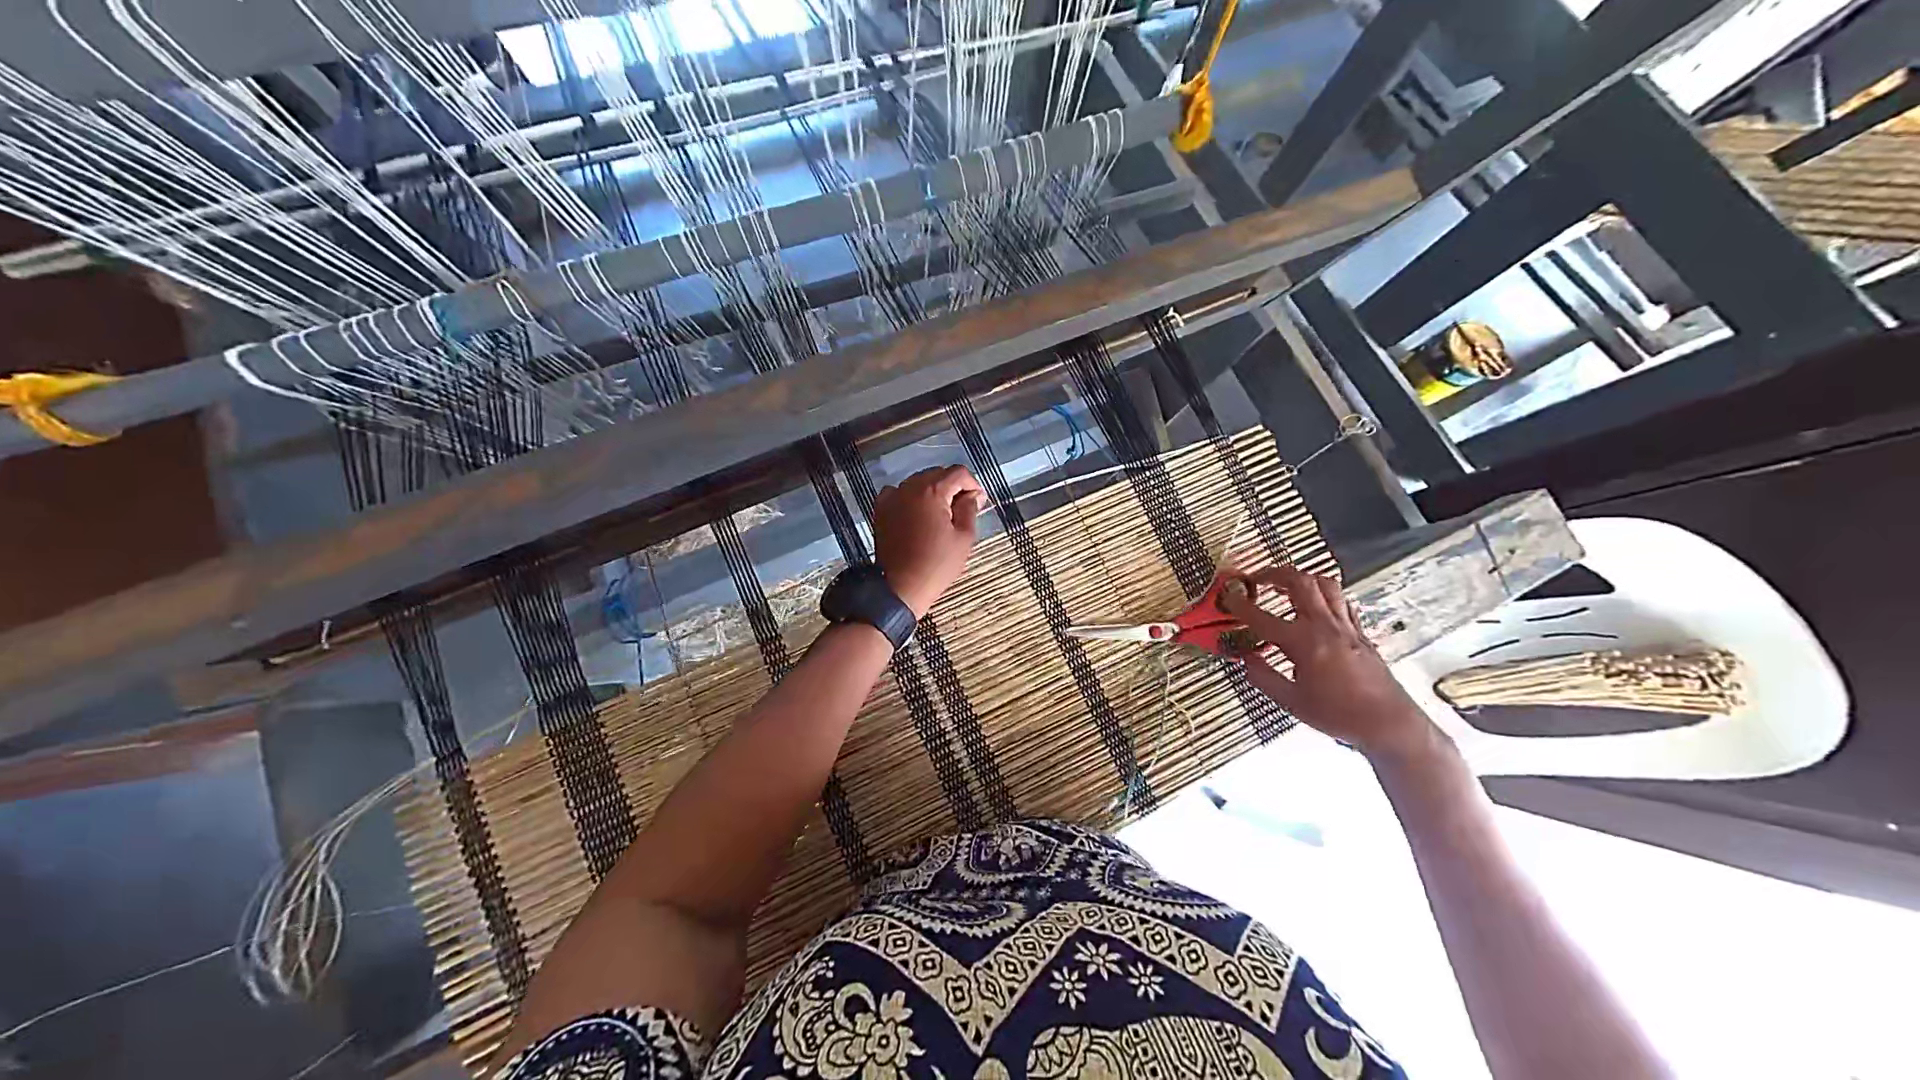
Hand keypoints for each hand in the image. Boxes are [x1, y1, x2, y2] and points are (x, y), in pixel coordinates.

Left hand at [874, 465, 983, 616]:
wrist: (901, 587)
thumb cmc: (935, 565)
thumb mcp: (963, 538)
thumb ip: (970, 509)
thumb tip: (973, 495)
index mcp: (932, 491)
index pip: (959, 473)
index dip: (973, 485)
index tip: (978, 501)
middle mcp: (909, 488)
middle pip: (938, 474)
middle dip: (953, 488)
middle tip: (963, 509)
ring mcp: (892, 498)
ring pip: (918, 483)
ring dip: (933, 492)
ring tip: (942, 515)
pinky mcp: (881, 511)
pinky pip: (899, 494)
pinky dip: (910, 499)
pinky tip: (918, 515)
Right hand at [1220, 565, 1444, 763]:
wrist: (1388, 723)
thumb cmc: (1342, 715)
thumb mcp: (1292, 701)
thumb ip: (1264, 677)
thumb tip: (1247, 662)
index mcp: (1304, 643)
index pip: (1262, 617)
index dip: (1240, 605)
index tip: (1228, 598)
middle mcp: (1325, 627)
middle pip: (1300, 582)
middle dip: (1274, 574)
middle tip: (1258, 578)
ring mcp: (1346, 627)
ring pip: (1325, 584)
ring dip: (1301, 578)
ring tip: (1285, 583)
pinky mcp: (1359, 633)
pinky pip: (1341, 601)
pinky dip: (1324, 595)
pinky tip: (1315, 605)